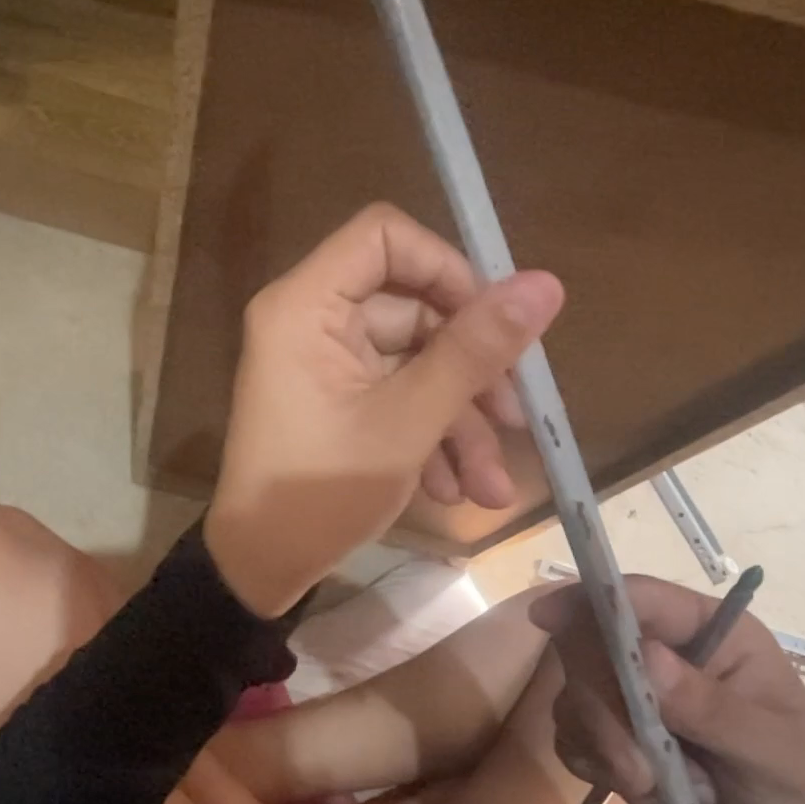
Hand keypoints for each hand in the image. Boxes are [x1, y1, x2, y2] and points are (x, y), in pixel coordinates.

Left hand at [202, 203, 561, 615]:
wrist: (259, 567)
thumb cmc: (320, 492)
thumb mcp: (407, 423)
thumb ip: (473, 352)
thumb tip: (545, 284)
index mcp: (306, 307)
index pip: (384, 236)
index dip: (446, 267)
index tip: (494, 320)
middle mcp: (309, 322)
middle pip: (411, 309)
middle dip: (470, 372)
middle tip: (517, 420)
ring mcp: (321, 364)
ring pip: (410, 364)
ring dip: (458, 422)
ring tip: (490, 487)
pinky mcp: (330, 401)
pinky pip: (390, 396)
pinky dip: (426, 436)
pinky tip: (456, 491)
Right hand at [529, 575, 804, 803]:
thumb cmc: (798, 798)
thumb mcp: (779, 757)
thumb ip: (713, 708)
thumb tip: (647, 656)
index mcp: (711, 635)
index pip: (642, 598)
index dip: (594, 600)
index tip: (547, 617)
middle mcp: (661, 652)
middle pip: (589, 643)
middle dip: (601, 706)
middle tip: (633, 766)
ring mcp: (625, 690)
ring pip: (573, 693)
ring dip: (604, 746)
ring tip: (655, 790)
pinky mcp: (600, 730)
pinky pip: (566, 733)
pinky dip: (594, 765)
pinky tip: (640, 792)